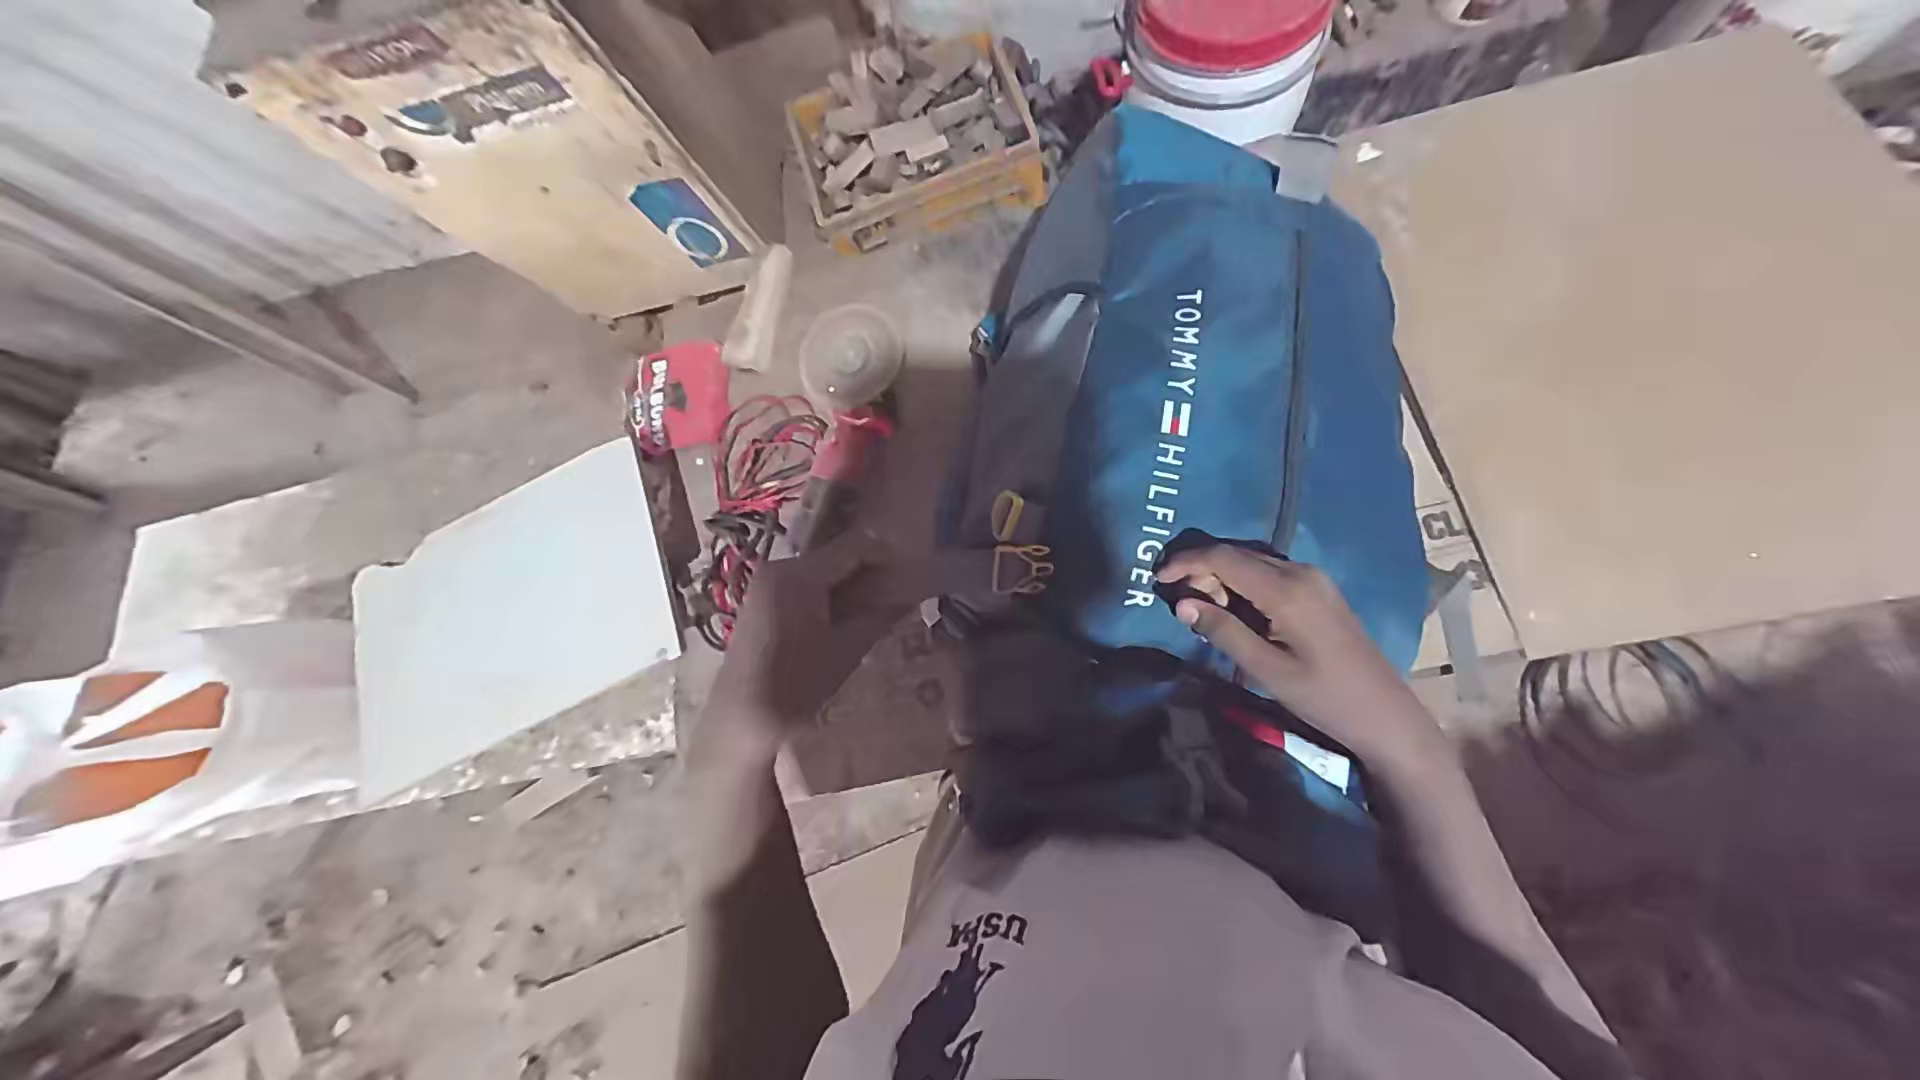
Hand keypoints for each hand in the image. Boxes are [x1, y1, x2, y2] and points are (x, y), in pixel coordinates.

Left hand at [699, 532, 927, 763]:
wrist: (741, 722)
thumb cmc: (796, 686)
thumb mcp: (847, 650)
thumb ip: (880, 615)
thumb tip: (911, 595)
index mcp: (799, 575)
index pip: (853, 547)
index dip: (886, 555)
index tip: (911, 569)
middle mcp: (778, 567)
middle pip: (834, 556)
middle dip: (867, 571)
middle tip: (898, 589)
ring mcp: (764, 583)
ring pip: (820, 571)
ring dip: (848, 584)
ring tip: (876, 605)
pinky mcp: (760, 601)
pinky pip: (803, 585)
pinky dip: (827, 594)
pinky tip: (844, 617)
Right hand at [1156, 545, 1448, 771]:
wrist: (1387, 716)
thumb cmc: (1324, 698)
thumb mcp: (1266, 670)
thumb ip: (1223, 631)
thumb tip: (1182, 604)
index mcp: (1287, 589)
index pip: (1224, 557)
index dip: (1186, 562)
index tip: (1157, 579)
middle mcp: (1301, 572)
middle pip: (1236, 554)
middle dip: (1200, 570)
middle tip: (1180, 603)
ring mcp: (1314, 579)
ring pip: (1252, 562)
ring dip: (1221, 577)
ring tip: (1203, 610)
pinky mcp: (1319, 590)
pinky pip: (1268, 573)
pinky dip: (1241, 584)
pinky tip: (1234, 609)